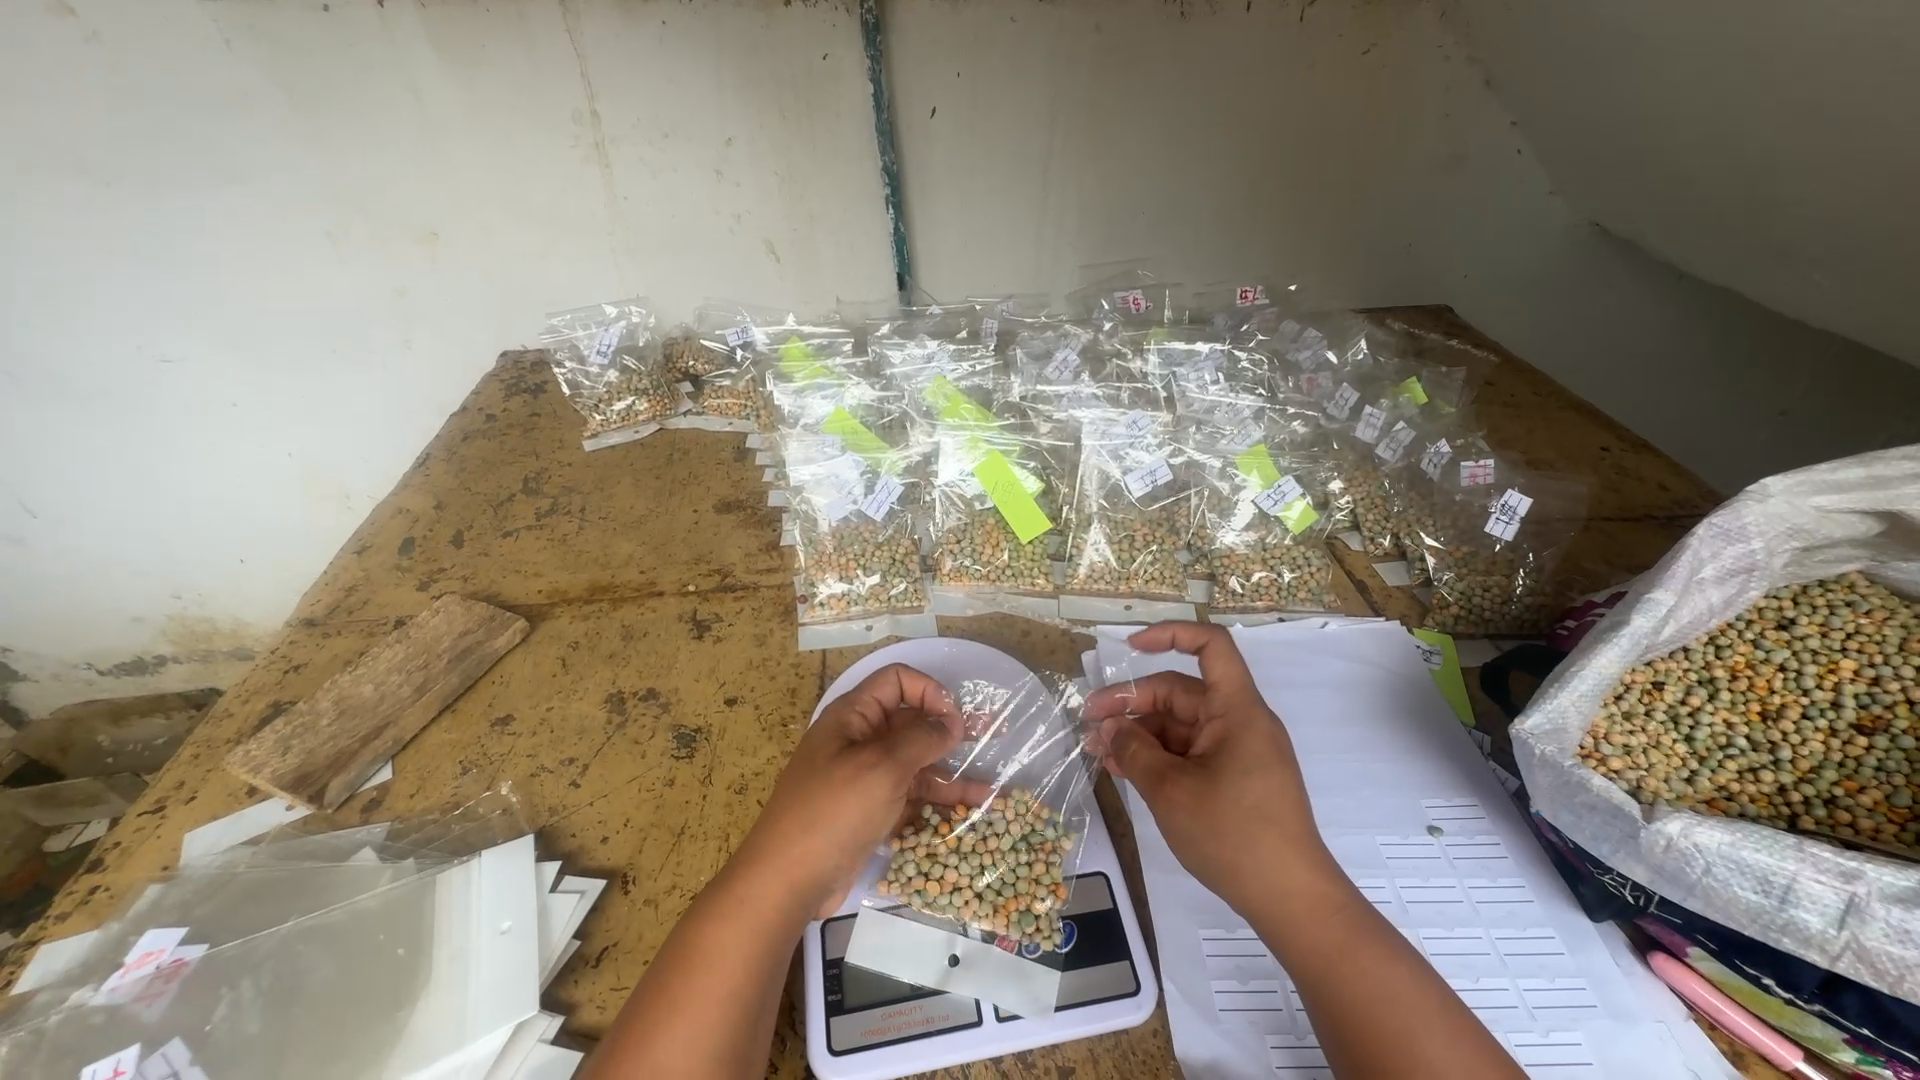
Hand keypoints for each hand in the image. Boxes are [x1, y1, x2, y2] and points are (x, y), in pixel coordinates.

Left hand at [744, 664, 987, 919]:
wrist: (787, 881)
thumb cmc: (832, 812)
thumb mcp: (881, 767)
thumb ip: (921, 739)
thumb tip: (952, 721)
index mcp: (853, 716)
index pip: (897, 681)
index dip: (929, 691)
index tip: (955, 719)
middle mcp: (860, 740)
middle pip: (911, 722)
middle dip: (951, 729)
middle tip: (994, 736)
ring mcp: (865, 778)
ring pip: (916, 763)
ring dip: (952, 771)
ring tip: (992, 787)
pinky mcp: (871, 812)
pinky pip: (910, 797)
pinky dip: (937, 802)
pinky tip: (970, 811)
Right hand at [1085, 622, 1334, 909]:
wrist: (1290, 899)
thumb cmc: (1233, 834)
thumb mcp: (1171, 790)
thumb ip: (1133, 751)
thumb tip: (1110, 729)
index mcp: (1237, 709)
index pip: (1210, 646)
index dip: (1169, 635)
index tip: (1128, 648)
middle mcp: (1241, 722)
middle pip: (1180, 692)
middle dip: (1131, 703)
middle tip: (1087, 725)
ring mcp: (1239, 752)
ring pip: (1180, 726)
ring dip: (1138, 734)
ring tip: (1097, 753)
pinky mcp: (1235, 780)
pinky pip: (1190, 753)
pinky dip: (1157, 757)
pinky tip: (1123, 771)